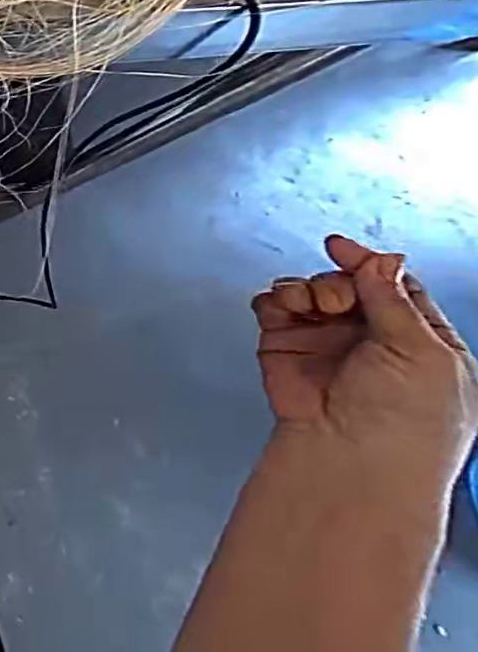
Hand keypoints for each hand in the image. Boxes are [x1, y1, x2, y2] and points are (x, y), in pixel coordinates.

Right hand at [255, 235, 477, 488]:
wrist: (348, 445)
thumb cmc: (407, 414)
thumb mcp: (420, 353)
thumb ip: (394, 302)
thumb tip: (381, 259)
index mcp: (419, 336)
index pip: (393, 286)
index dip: (369, 263)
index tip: (341, 246)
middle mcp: (369, 332)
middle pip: (344, 283)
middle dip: (333, 284)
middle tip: (335, 303)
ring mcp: (323, 336)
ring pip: (304, 290)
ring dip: (302, 290)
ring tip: (309, 309)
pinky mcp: (282, 339)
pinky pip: (270, 305)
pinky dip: (273, 300)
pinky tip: (283, 309)